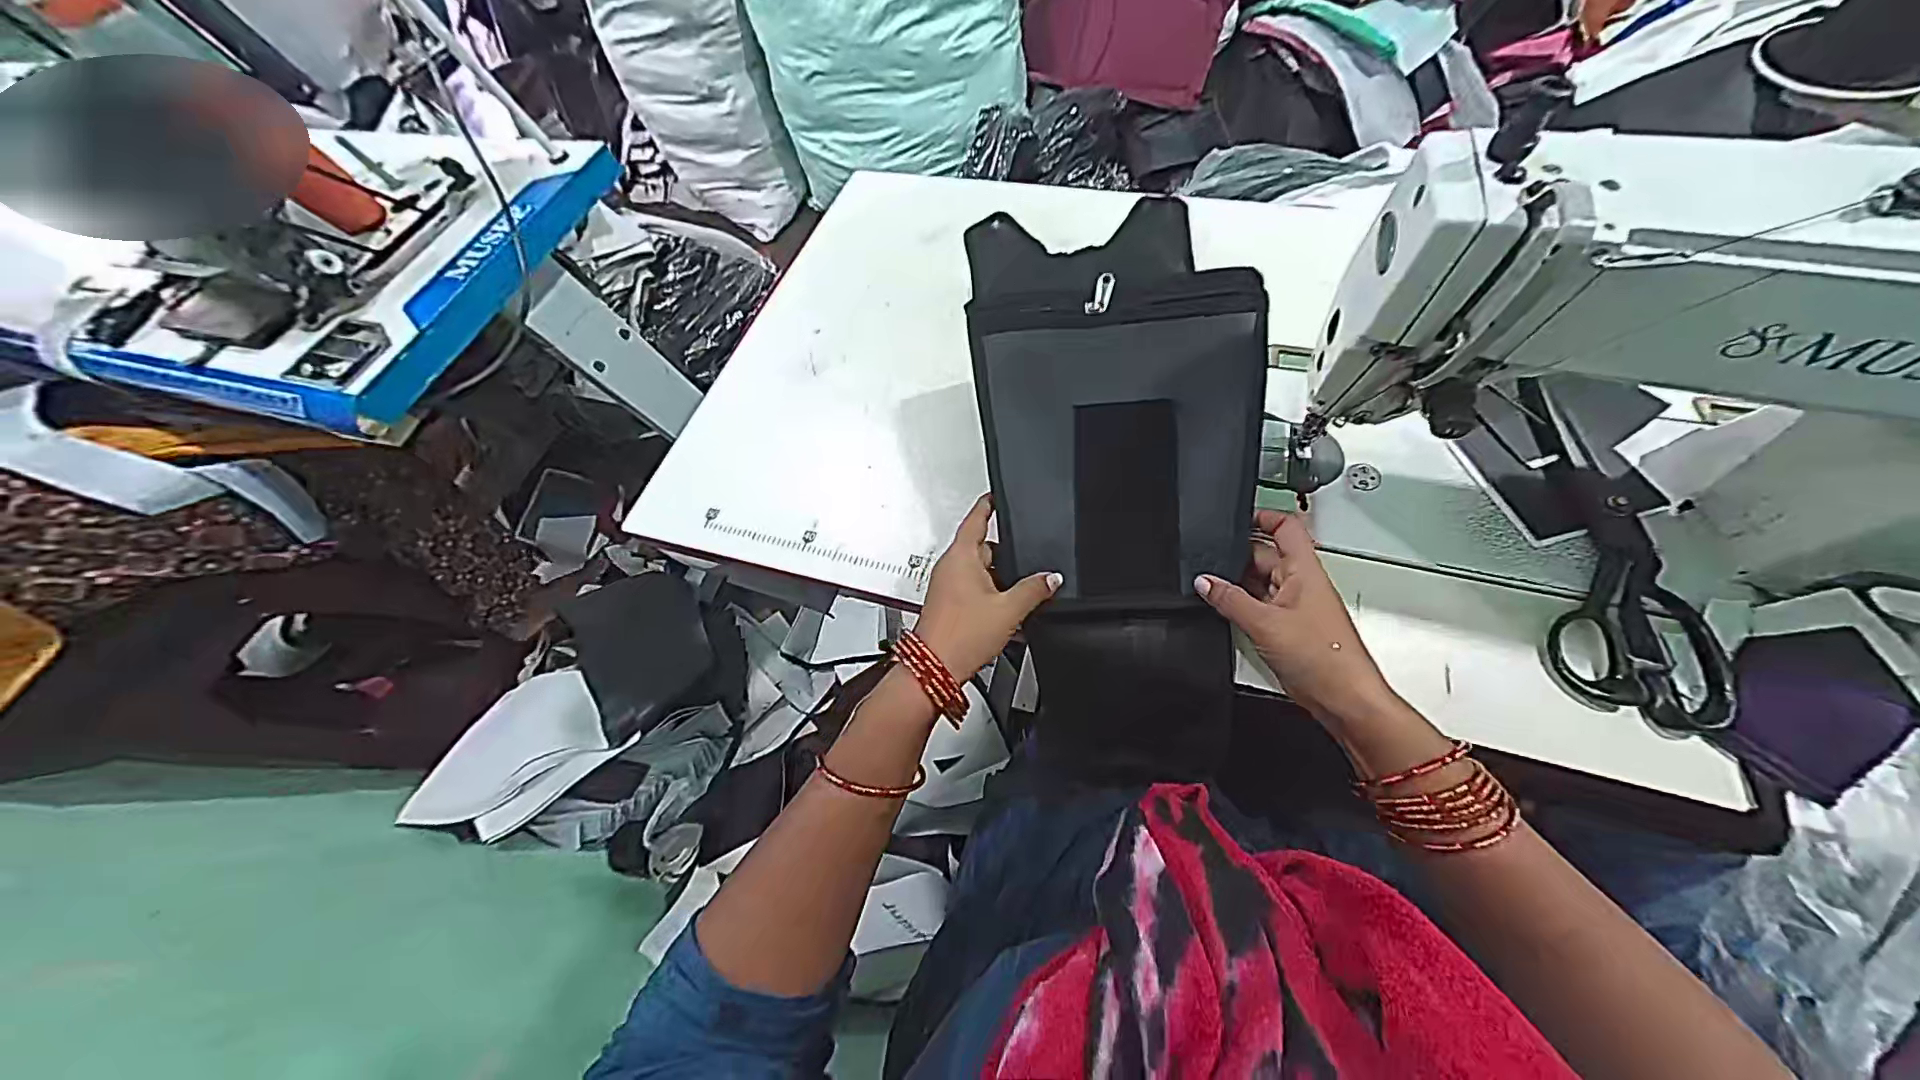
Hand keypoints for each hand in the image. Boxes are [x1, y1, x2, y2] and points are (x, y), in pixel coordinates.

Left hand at [913, 494, 1060, 680]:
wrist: (935, 668)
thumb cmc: (959, 637)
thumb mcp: (1009, 610)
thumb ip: (1034, 589)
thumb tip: (1050, 578)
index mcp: (961, 557)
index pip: (976, 519)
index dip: (988, 506)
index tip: (993, 496)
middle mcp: (949, 568)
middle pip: (981, 549)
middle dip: (1003, 556)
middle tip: (1024, 564)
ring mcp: (946, 587)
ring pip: (978, 573)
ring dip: (997, 581)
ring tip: (1017, 598)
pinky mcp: (947, 605)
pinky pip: (972, 591)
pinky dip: (988, 597)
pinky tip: (1004, 615)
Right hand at [1196, 509, 1397, 727]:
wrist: (1343, 697)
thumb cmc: (1326, 658)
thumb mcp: (1264, 622)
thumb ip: (1229, 599)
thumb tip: (1205, 582)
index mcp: (1304, 570)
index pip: (1285, 526)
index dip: (1262, 516)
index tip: (1236, 518)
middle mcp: (1301, 584)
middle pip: (1264, 555)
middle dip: (1236, 559)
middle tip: (1211, 566)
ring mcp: (1294, 606)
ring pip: (1258, 582)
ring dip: (1237, 586)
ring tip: (1216, 593)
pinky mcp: (1286, 627)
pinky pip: (1258, 606)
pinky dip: (1241, 607)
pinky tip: (1228, 613)